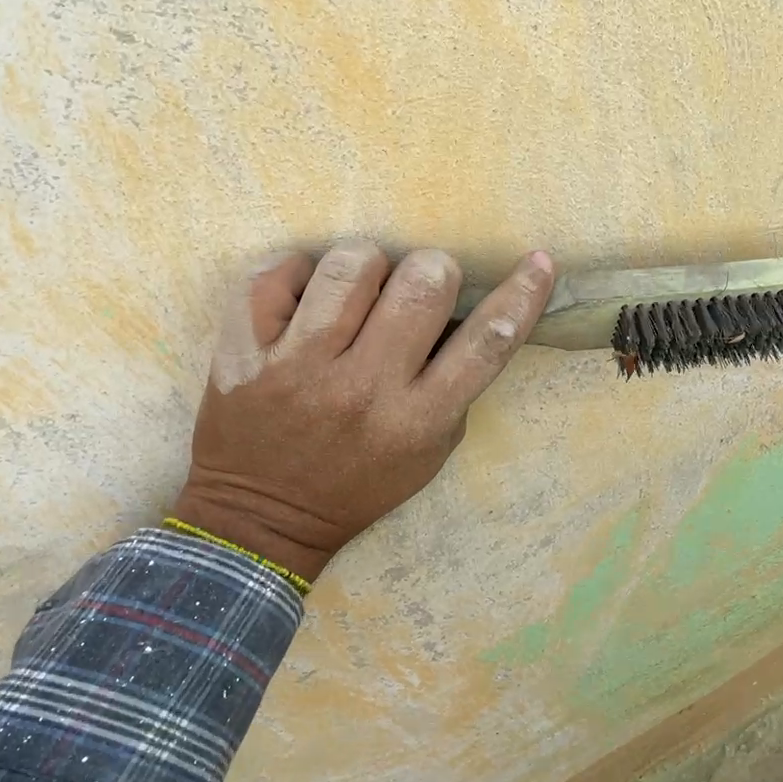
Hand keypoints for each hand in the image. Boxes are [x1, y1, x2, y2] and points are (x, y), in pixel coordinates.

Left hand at [171, 241, 556, 580]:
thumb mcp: (432, 450)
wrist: (261, 519)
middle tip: (421, 286)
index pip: (486, 343)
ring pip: (352, 265)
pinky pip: (277, 273)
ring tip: (360, 290)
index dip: (523, 294)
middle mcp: (363, 389)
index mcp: (418, 419)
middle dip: (433, 271)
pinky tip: (307, 296)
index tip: (539, 262)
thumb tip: (466, 310)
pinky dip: (300, 272)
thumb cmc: (361, 483)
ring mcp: (297, 368)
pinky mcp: (244, 351)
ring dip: (368, 266)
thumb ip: (455, 385)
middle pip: (422, 285)